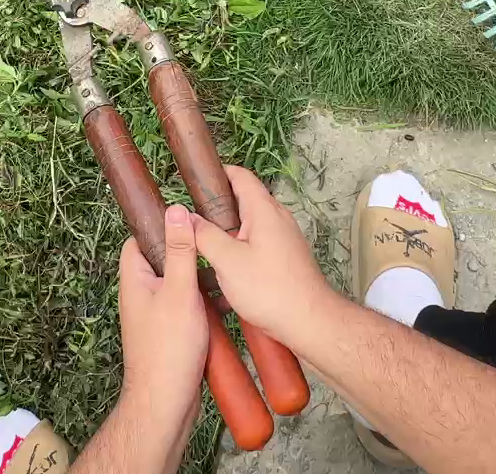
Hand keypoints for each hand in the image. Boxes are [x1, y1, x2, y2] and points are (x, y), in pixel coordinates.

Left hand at [117, 204, 210, 428]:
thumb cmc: (168, 349)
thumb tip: (176, 210)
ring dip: (199, 275)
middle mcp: (142, 293)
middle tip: (212, 237)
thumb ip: (180, 251)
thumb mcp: (179, 291)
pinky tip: (225, 298)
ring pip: (179, 281)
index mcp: (135, 278)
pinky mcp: (172, 330)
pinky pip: (188, 304)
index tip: (186, 215)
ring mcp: (156, 313)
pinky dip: (204, 299)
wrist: (166, 407)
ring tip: (223, 265)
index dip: (160, 224)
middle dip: (187, 248)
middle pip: (163, 257)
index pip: (140, 237)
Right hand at [189, 166, 339, 346]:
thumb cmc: (269, 290)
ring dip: (230, 226)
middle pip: (246, 197)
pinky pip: (260, 238)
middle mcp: (278, 217)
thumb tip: (186, 217)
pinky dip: (242, 242)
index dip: (218, 173)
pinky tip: (229, 264)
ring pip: (252, 221)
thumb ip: (205, 235)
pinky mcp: (287, 255)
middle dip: (219, 203)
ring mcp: (285, 236)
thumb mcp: (228, 261)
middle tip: (195, 216)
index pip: (241, 176)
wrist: (310, 322)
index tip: (195, 181)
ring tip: (207, 241)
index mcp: (264, 210)